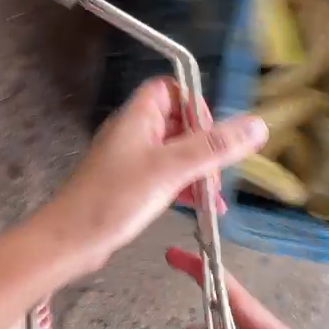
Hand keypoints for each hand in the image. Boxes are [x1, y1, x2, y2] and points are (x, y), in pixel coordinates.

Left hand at [35, 78, 265, 271]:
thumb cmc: (115, 198)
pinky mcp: (130, 186)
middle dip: (205, 146)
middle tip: (215, 176)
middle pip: (179, 123)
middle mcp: (132, 133)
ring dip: (199, 171)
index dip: (196, 105)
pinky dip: (185, 188)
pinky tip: (202, 210)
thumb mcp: (170, 169)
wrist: (71, 239)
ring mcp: (130, 161)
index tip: (214, 135)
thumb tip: (258, 124)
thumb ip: (213, 147)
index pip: (170, 89)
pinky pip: (166, 177)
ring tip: (214, 200)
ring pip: (175, 153)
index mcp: (136, 118)